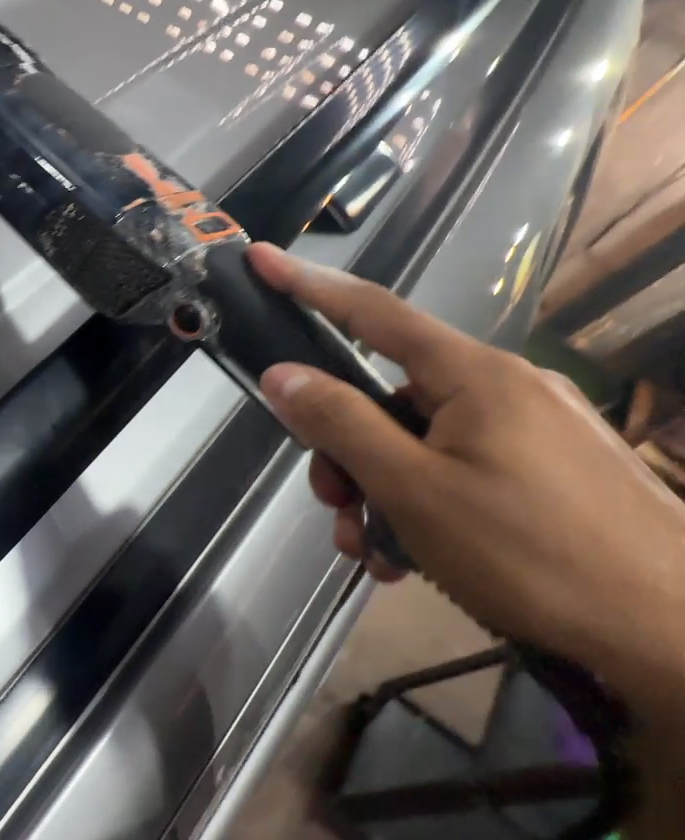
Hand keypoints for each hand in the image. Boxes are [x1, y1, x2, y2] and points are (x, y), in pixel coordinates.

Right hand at [246, 242, 684, 713]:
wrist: (681, 645)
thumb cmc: (535, 557)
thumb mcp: (413, 490)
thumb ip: (339, 422)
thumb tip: (283, 373)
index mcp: (477, 378)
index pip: (373, 313)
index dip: (308, 285)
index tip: (260, 258)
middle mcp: (510, 390)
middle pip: (387, 395)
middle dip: (342, 448)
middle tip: (333, 503)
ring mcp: (539, 433)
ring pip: (419, 440)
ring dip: (378, 490)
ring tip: (375, 550)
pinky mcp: (558, 474)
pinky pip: (461, 469)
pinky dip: (423, 505)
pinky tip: (414, 557)